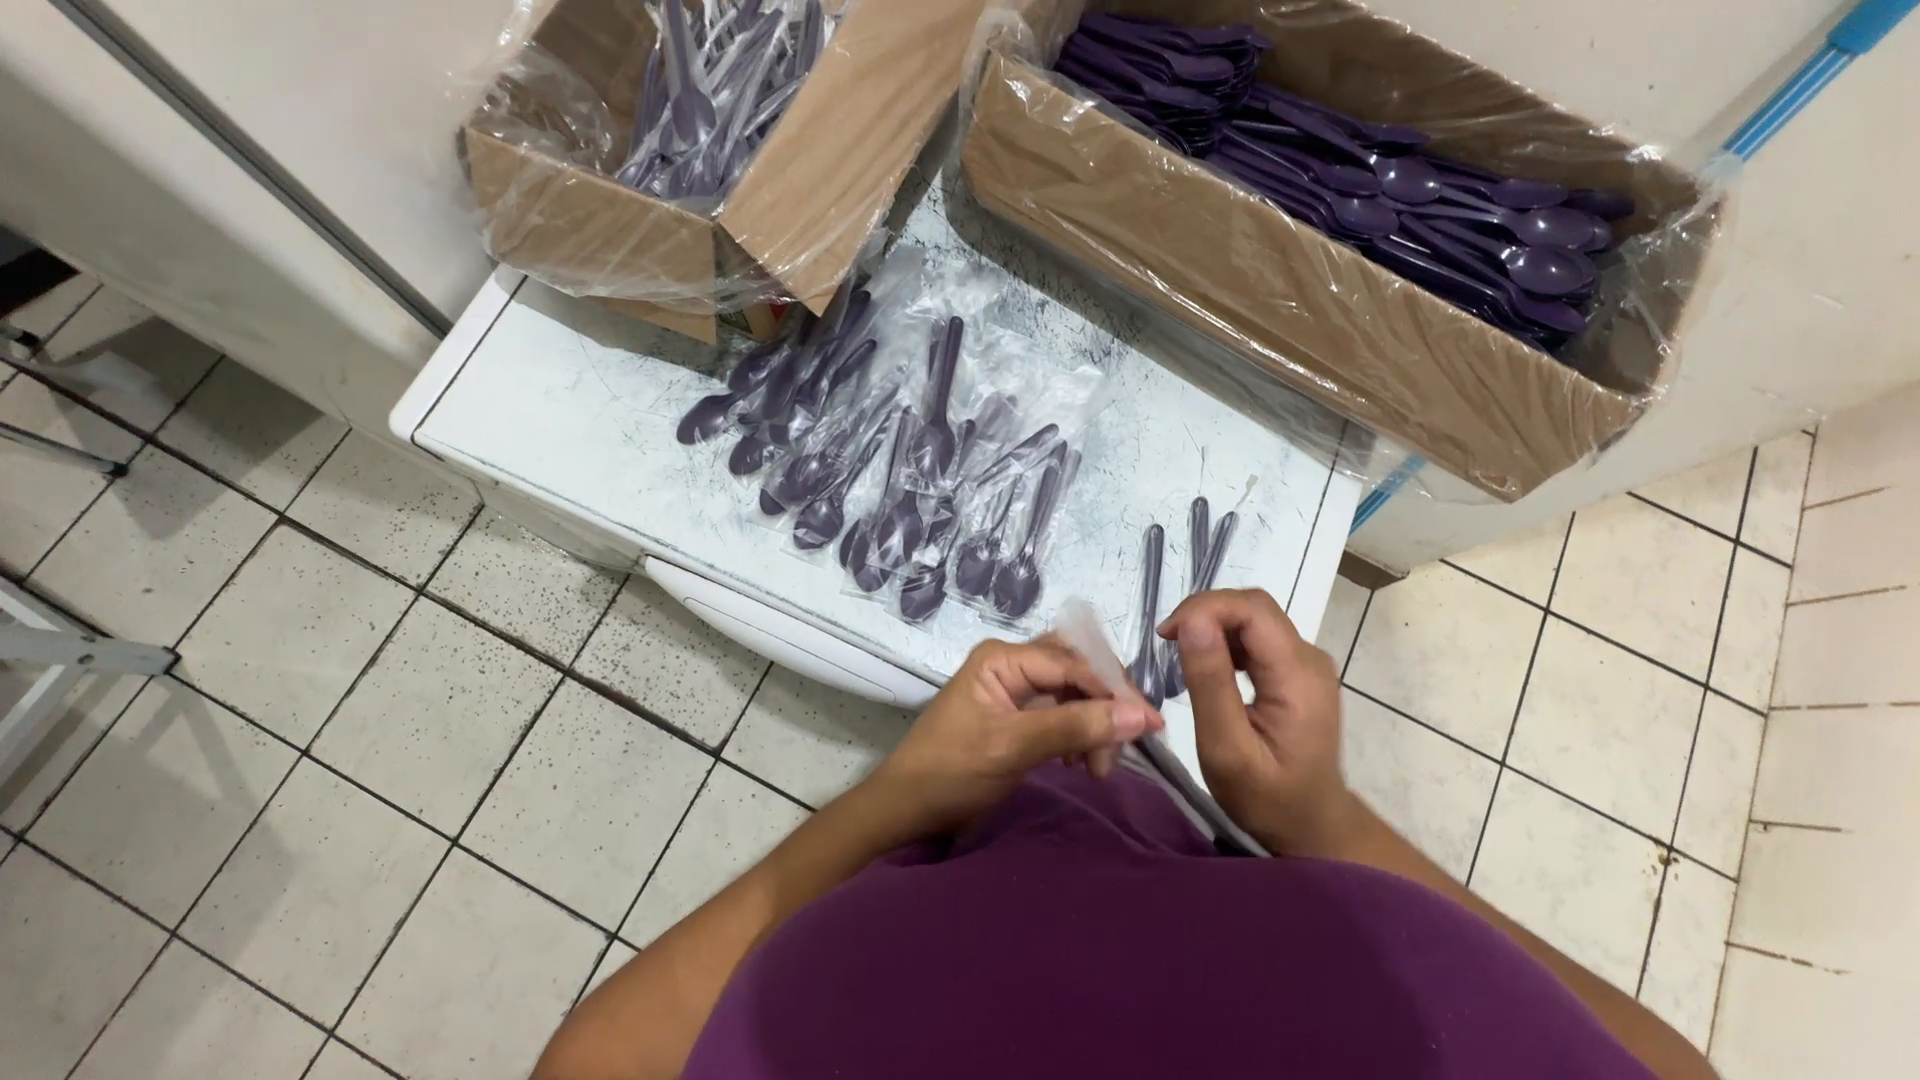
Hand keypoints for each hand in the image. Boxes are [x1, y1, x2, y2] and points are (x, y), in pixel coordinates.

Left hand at [859, 638, 1161, 839]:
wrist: (905, 809)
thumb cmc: (950, 772)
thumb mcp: (1012, 748)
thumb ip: (1074, 727)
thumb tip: (1140, 716)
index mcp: (1003, 659)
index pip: (1074, 662)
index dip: (1113, 691)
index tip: (1148, 726)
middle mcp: (1011, 664)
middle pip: (1078, 669)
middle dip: (1105, 706)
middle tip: (1119, 750)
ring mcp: (1014, 690)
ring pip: (1074, 693)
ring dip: (1094, 724)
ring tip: (1097, 768)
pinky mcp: (1017, 716)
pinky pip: (1062, 714)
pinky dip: (1079, 735)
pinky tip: (1082, 764)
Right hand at [1158, 589, 1354, 855]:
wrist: (1311, 827)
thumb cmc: (1266, 798)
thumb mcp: (1227, 748)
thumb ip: (1210, 683)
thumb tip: (1192, 621)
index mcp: (1298, 676)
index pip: (1253, 609)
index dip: (1205, 608)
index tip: (1166, 635)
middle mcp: (1310, 659)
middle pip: (1254, 608)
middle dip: (1205, 613)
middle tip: (1166, 643)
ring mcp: (1306, 664)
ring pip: (1254, 619)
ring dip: (1212, 626)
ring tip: (1179, 655)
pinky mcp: (1297, 672)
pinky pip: (1258, 639)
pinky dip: (1225, 641)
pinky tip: (1204, 665)